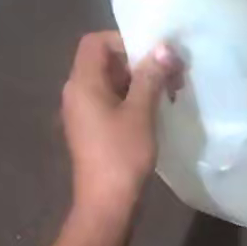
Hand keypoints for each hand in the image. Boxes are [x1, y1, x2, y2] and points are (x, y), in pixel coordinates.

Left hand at [59, 32, 178, 223]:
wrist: (106, 204)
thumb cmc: (122, 156)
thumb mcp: (141, 113)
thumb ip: (151, 77)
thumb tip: (164, 48)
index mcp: (82, 84)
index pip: (96, 42)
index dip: (125, 41)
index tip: (154, 55)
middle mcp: (76, 94)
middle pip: (104, 62)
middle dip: (138, 63)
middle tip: (170, 75)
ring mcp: (83, 114)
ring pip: (110, 84)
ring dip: (139, 83)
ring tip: (168, 95)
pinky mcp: (92, 131)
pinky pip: (110, 103)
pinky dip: (132, 101)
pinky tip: (155, 113)